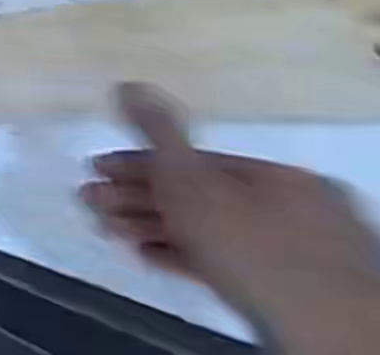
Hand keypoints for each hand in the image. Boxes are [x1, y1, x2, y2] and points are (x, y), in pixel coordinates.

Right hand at [82, 83, 379, 354]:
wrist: (319, 327)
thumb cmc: (246, 239)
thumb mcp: (186, 175)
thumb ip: (155, 130)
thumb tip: (129, 84)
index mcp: (283, 179)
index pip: (192, 160)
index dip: (135, 163)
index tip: (96, 171)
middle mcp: (299, 210)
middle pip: (195, 194)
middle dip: (133, 197)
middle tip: (90, 200)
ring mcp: (299, 253)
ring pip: (204, 227)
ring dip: (147, 224)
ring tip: (107, 228)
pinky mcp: (287, 287)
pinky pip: (223, 259)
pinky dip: (179, 251)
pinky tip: (145, 252)